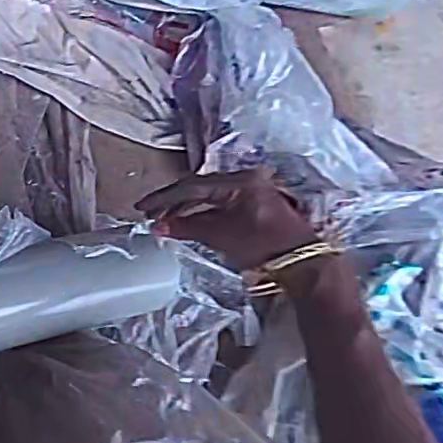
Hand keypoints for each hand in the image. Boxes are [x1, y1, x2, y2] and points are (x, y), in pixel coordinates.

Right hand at [135, 169, 319, 270]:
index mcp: (238, 181)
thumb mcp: (220, 235)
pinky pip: (218, 203)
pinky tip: (187, 222)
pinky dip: (200, 212)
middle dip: (172, 202)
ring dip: (185, 208)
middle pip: (198, 187)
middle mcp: (245, 180)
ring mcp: (251, 191)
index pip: (191, 186)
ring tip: (165, 221)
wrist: (299, 262)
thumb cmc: (261, 245)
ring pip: (208, 195)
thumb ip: (187, 227)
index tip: (142, 208)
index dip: (163, 198)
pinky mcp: (253, 204)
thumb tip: (157, 226)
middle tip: (150, 214)